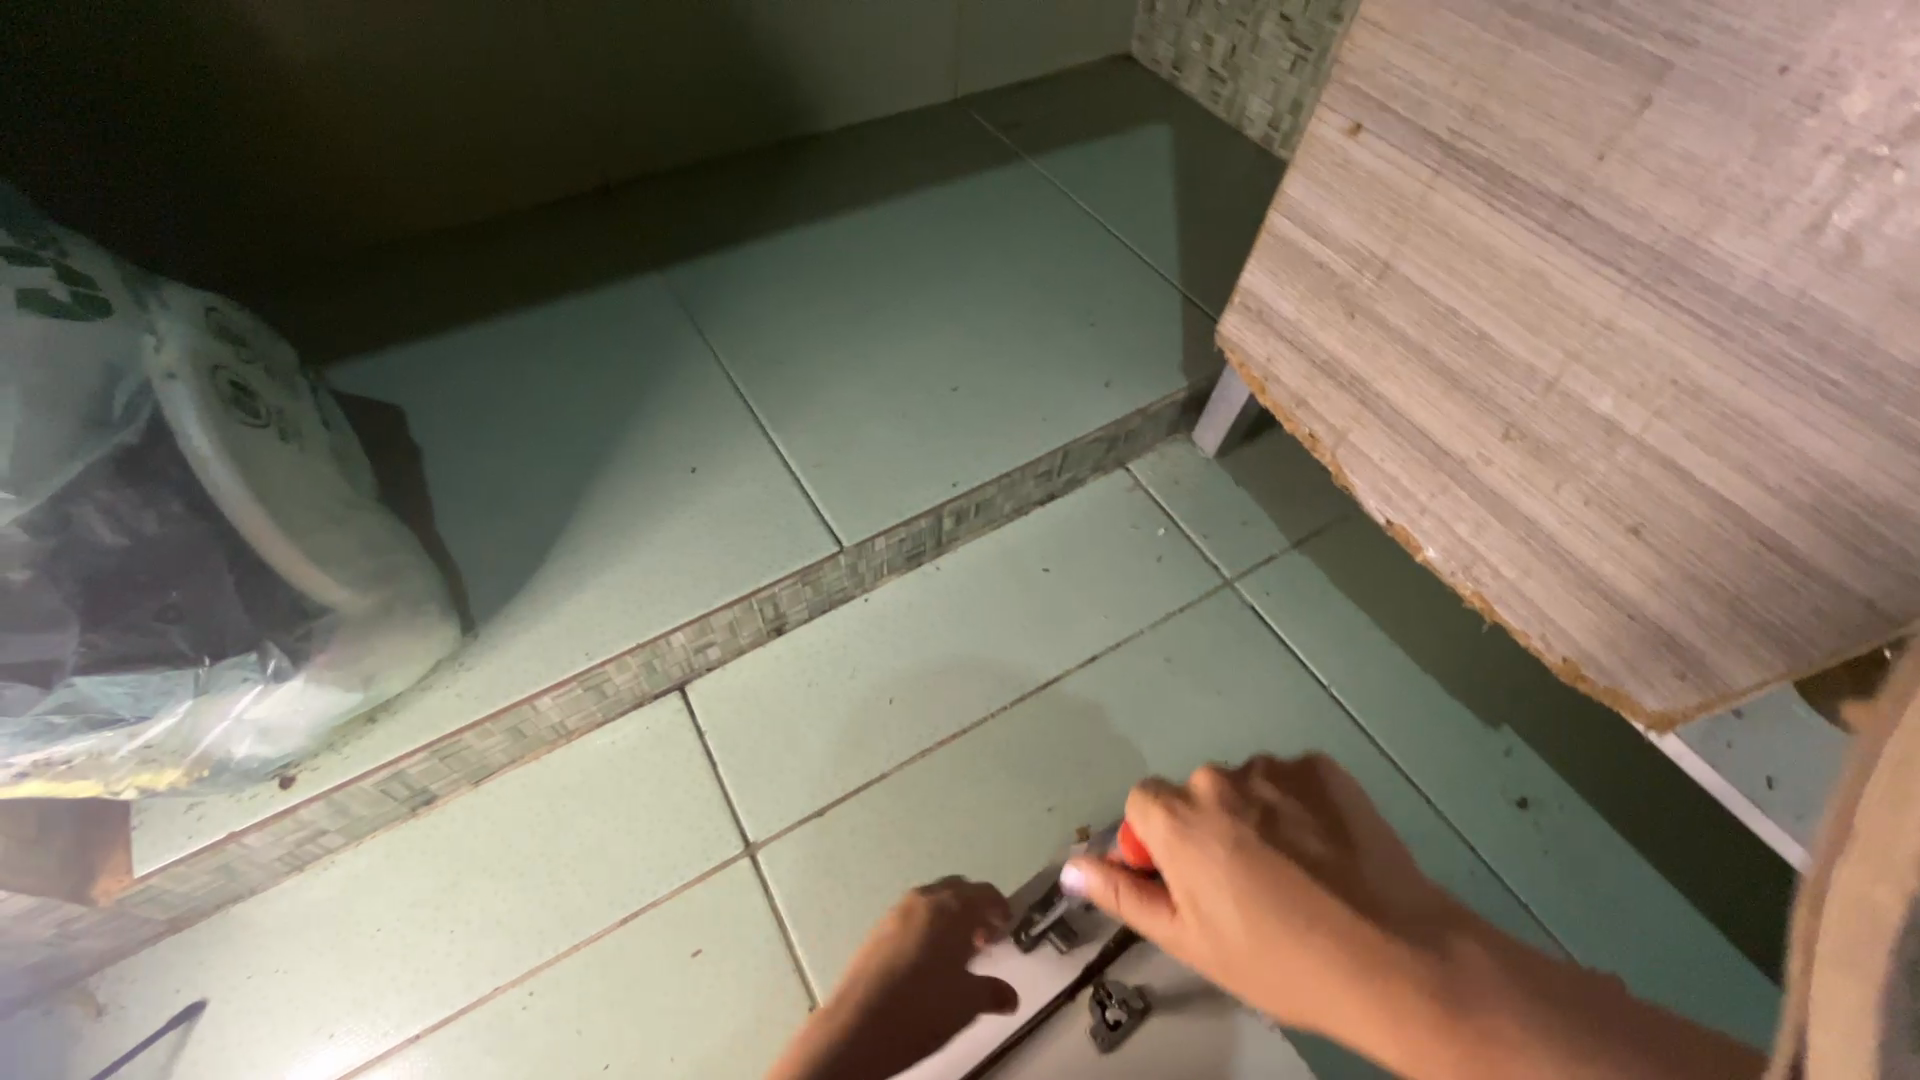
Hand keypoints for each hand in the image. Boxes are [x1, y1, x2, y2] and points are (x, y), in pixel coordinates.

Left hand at [767, 877, 1017, 1079]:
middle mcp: (925, 900)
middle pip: (957, 890)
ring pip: (931, 901)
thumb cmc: (922, 1008)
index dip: (999, 907)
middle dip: (973, 909)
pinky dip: (926, 926)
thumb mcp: (966, 1004)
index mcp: (953, 909)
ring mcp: (896, 912)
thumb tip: (1009, 996)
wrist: (858, 1026)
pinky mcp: (876, 929)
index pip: (984, 893)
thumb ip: (992, 992)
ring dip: (948, 917)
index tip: (1006, 927)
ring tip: (954, 953)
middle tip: (983, 940)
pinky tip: (925, 960)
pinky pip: (911, 916)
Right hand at [1061, 754, 1457, 1039]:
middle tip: (1247, 881)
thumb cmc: (1278, 960)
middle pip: (1195, 793)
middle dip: (1208, 826)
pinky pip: (1293, 779)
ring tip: (1294, 868)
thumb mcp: (1188, 940)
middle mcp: (1217, 777)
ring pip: (1245, 784)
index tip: (1190, 879)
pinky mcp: (1325, 768)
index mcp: (1177, 818)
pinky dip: (1299, 804)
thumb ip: (1123, 894)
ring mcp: (1276, 768)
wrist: (1395, 957)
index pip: (1143, 803)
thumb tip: (1070, 867)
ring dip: (1255, 812)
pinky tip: (1325, 848)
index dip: (1161, 842)